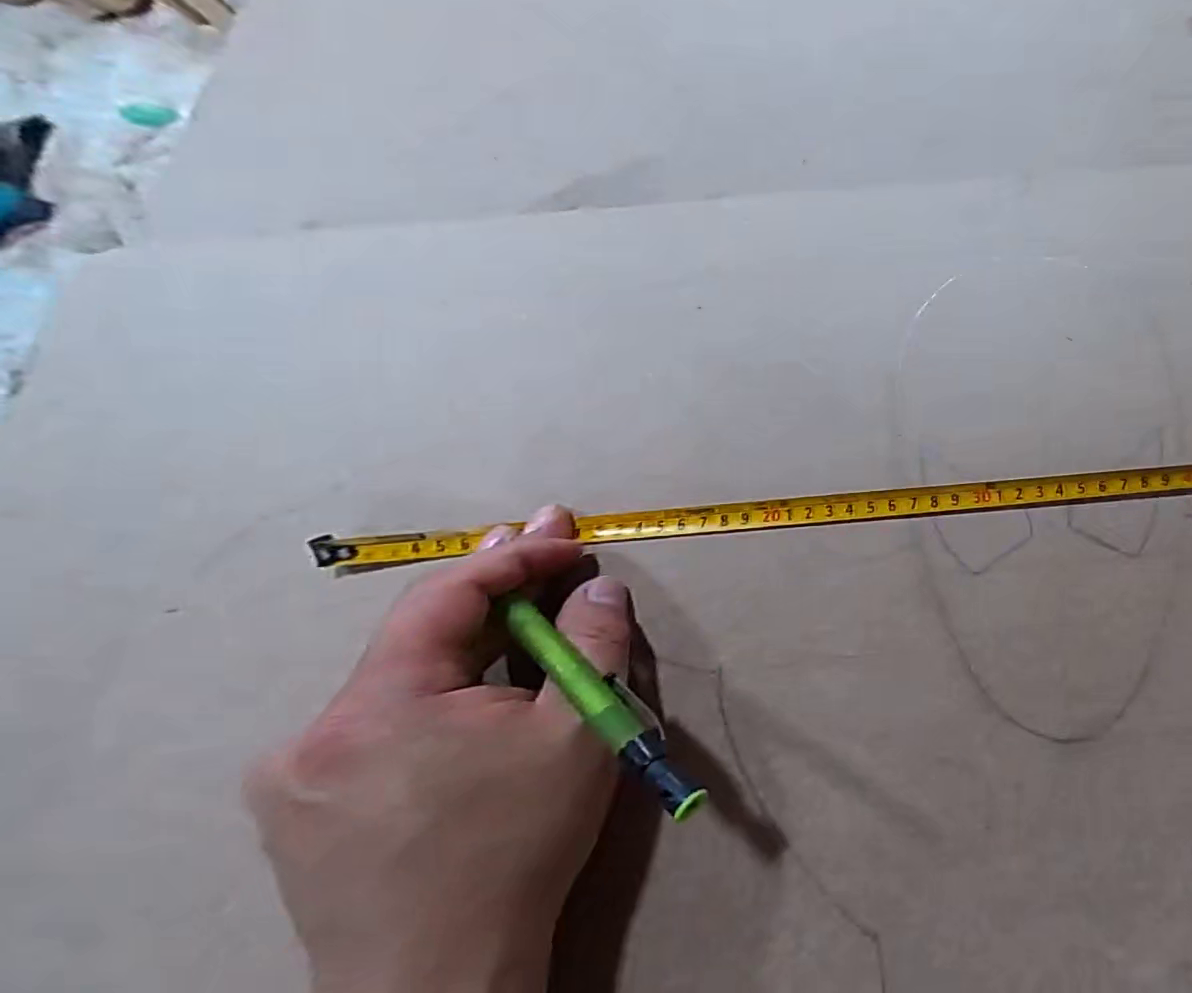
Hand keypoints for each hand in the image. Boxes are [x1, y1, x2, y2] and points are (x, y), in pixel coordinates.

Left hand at [245, 506, 636, 992]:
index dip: (514, 557)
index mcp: (377, 705)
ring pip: (404, 677)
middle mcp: (317, 730)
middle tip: (548, 538)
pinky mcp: (304, 810)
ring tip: (525, 610)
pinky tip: (478, 695)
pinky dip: (441, 689)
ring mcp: (298, 774)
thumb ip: (594, 644)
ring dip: (471, 639)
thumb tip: (600, 584)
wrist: (442, 982)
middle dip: (495, 585)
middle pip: (421, 632)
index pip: (447, 595)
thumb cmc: (518, 846)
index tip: (567, 536)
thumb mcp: (579, 734)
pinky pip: (384, 720)